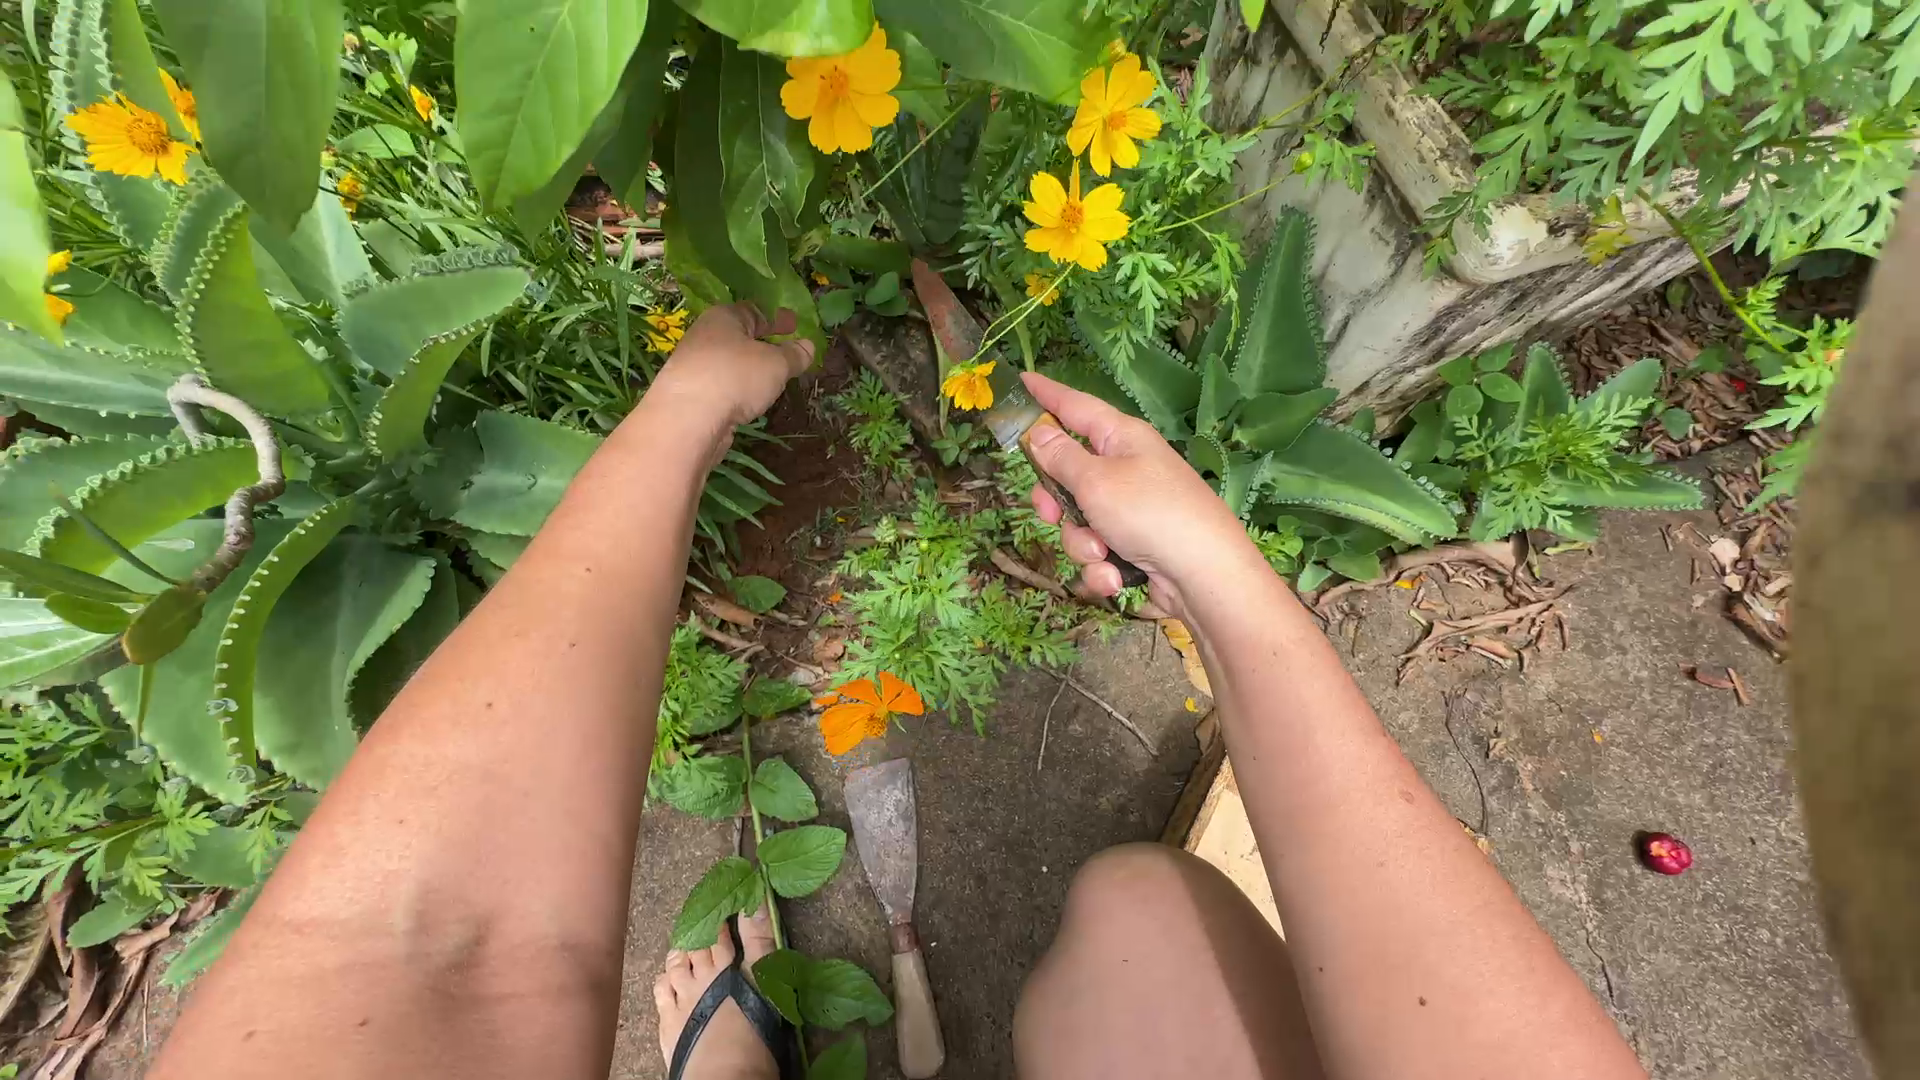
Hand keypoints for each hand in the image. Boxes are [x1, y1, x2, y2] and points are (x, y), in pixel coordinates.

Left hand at [645, 303, 814, 436]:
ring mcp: (696, 366)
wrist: (688, 418)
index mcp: (724, 318)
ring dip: (752, 367)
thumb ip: (794, 355)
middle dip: (764, 342)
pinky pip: (724, 384)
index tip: (794, 323)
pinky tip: (751, 398)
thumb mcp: (776, 363)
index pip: (754, 310)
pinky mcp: (693, 394)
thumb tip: (809, 346)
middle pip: (740, 336)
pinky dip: (740, 387)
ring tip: (773, 377)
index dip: (777, 317)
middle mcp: (706, 336)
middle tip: (787, 350)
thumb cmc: (736, 376)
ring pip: (731, 361)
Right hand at [1021, 372, 1259, 620]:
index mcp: (1121, 437)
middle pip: (1068, 473)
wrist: (1202, 575)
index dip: (1046, 394)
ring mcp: (1130, 509)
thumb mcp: (1095, 480)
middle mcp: (1126, 468)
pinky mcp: (1133, 545)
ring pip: (1079, 520)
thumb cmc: (1149, 513)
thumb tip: (1039, 431)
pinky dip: (1102, 567)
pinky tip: (1117, 577)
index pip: (1075, 406)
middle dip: (1056, 501)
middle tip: (1050, 514)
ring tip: (1102, 554)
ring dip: (1082, 543)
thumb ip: (1060, 457)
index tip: (1022, 380)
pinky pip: (1098, 551)